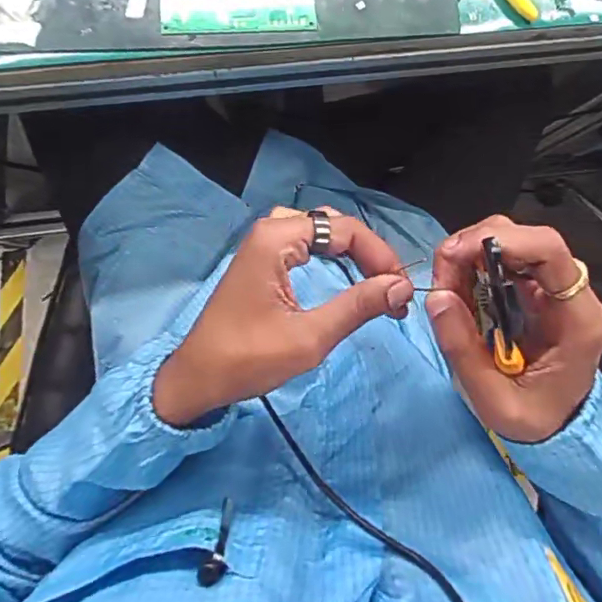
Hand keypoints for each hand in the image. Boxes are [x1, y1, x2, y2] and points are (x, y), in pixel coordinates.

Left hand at [152, 207, 413, 427]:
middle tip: (391, 289)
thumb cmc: (249, 358)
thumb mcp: (310, 336)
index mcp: (275, 239)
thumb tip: (400, 286)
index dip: (380, 255)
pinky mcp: (259, 259)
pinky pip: (303, 243)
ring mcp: (261, 243)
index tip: (401, 289)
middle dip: (367, 252)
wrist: (199, 376)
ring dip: (349, 252)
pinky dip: (329, 256)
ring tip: (375, 281)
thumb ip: (357, 305)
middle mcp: (268, 230)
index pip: (344, 229)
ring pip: (319, 231)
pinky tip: (345, 274)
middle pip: (332, 225)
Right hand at [426, 216, 601, 442]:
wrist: (555, 432)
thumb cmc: (534, 420)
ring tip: (446, 285)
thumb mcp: (495, 402)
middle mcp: (570, 293)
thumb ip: (464, 350)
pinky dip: (469, 262)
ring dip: (467, 252)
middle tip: (442, 275)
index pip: (551, 251)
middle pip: (526, 237)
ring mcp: (549, 287)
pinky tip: (456, 287)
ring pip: (509, 239)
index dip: (502, 240)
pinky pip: (499, 256)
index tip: (457, 255)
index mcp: (577, 319)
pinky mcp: (531, 287)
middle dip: (474, 245)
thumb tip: (438, 296)